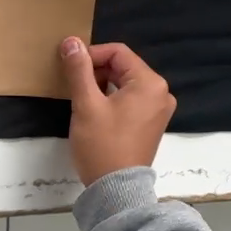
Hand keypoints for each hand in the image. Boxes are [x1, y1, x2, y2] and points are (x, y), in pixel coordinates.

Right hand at [60, 37, 175, 185]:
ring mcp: (159, 110)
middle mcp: (161, 93)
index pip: (118, 52)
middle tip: (72, 84)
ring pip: (126, 85)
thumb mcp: (86, 105)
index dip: (91, 54)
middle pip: (124, 68)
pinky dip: (113, 100)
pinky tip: (96, 112)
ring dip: (102, 86)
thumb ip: (79, 71)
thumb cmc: (101, 145)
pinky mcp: (151, 125)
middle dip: (96, 71)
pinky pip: (131, 101)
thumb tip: (70, 41)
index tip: (69, 67)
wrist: (116, 189)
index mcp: (150, 83)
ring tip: (81, 99)